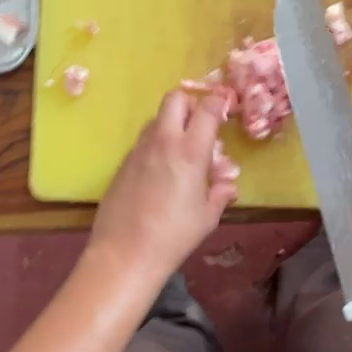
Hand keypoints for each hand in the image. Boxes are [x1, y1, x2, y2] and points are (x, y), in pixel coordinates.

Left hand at [87, 90, 236, 286]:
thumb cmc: (173, 236)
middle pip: (175, 98)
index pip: (206, 108)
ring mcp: (139, 149)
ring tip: (182, 152)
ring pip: (156, 118)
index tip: (225, 109)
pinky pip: (143, 141)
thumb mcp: (207, 217)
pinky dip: (156, 144)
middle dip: (190, 103)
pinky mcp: (123, 162)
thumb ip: (220, 194)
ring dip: (172, 124)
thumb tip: (228, 185)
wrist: (124, 253)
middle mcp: (163, 141)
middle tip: (201, 126)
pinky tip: (161, 172)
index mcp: (190, 151)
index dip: (218, 102)